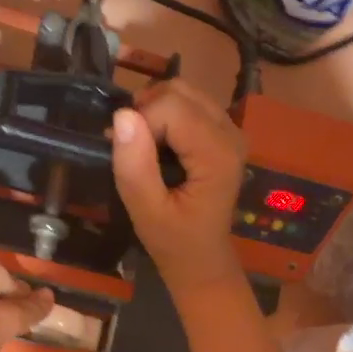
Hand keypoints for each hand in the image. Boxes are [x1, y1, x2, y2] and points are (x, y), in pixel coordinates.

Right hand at [110, 79, 247, 293]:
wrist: (201, 260)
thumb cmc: (173, 242)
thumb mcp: (146, 213)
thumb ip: (135, 167)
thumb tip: (122, 116)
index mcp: (217, 153)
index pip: (170, 106)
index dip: (140, 124)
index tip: (127, 158)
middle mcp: (231, 132)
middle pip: (178, 91)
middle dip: (146, 113)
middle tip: (132, 151)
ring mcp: (230, 129)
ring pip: (183, 92)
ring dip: (153, 112)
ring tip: (142, 148)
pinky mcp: (222, 132)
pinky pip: (189, 104)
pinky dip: (165, 115)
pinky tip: (158, 146)